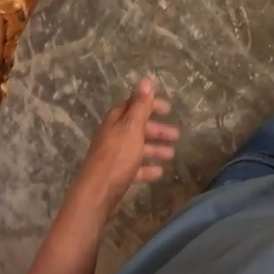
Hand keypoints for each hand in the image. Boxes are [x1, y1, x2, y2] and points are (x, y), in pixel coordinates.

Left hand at [66, 76, 179, 217]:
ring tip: (172, 154)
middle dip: (157, 130)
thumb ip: (140, 105)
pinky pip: (135, 167)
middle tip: (176, 135)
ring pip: (138, 147)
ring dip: (155, 148)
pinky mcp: (117, 174)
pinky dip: (147, 168)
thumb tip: (146, 79)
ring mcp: (115, 154)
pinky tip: (159, 172)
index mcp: (117, 119)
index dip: (152, 105)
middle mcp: (114, 133)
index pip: (136, 105)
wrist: (97, 194)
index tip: (170, 109)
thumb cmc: (117, 157)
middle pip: (139, 127)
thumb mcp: (131, 127)